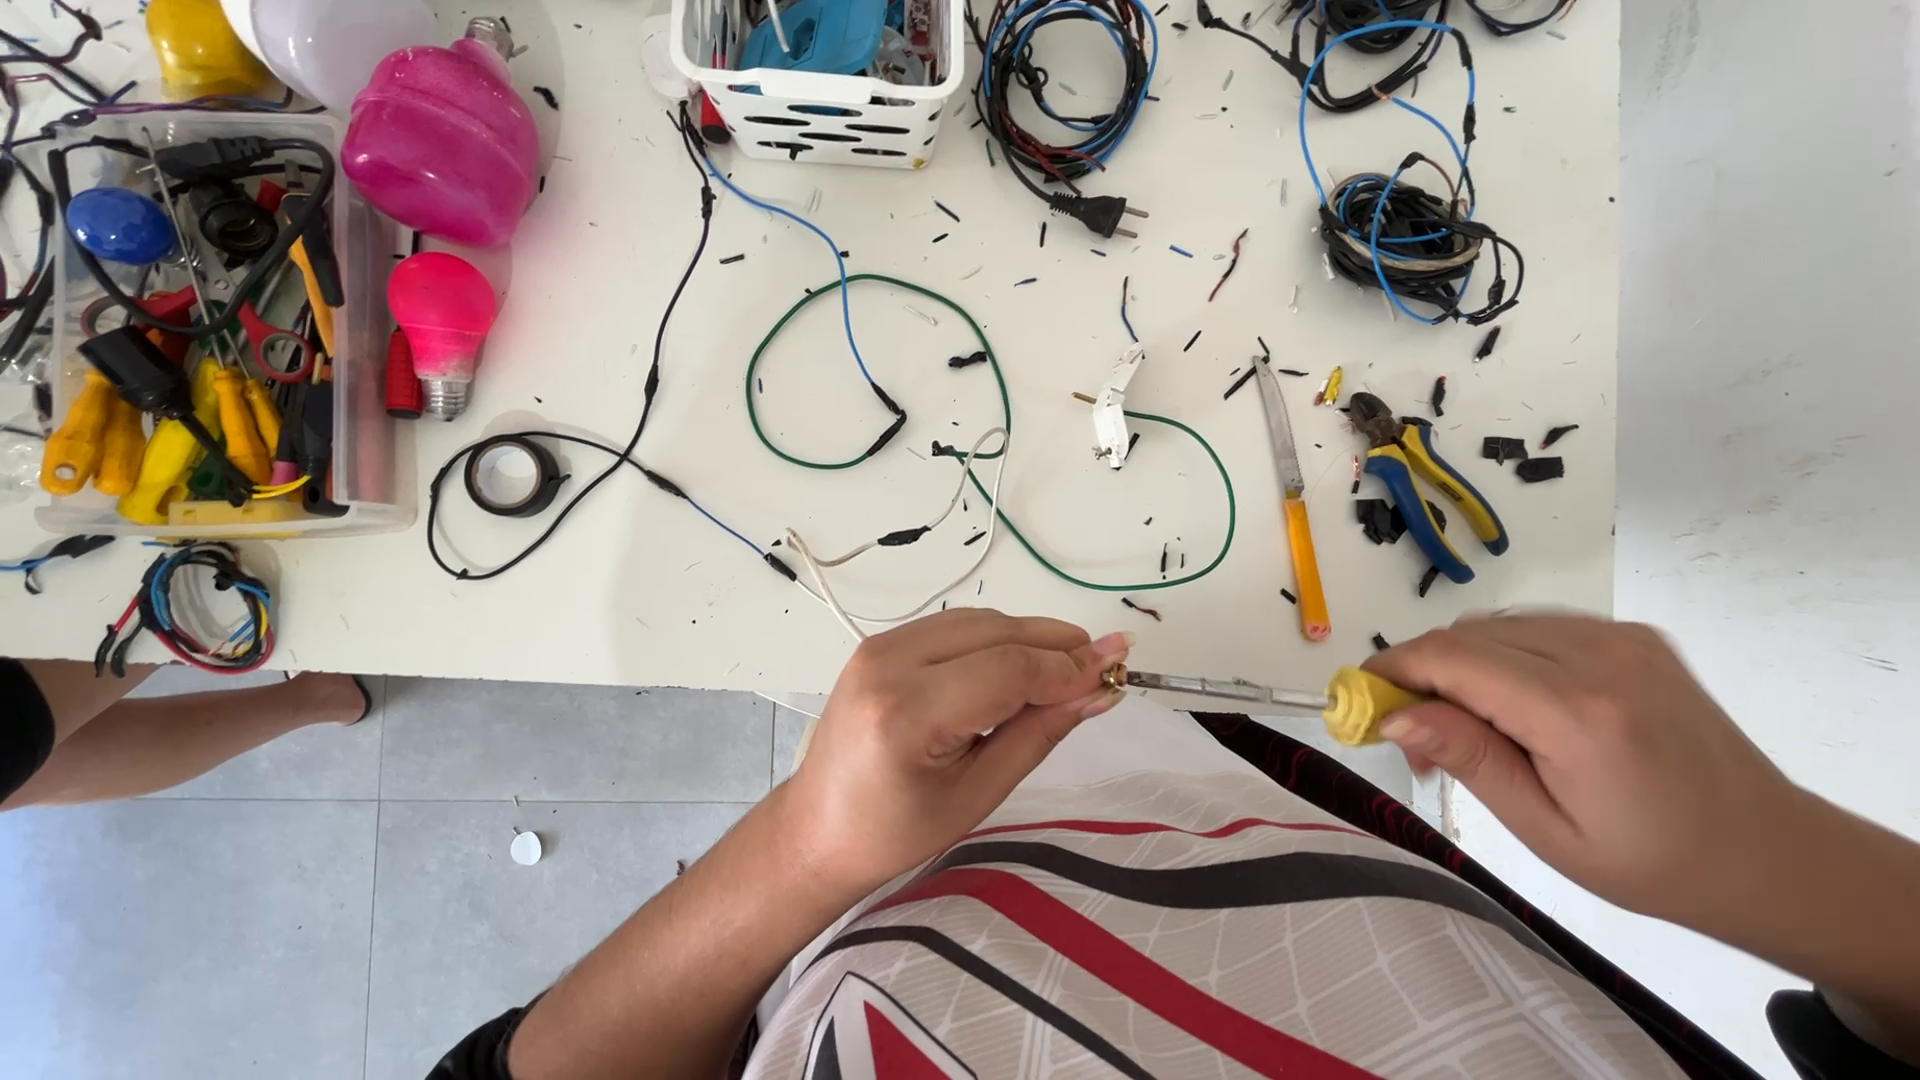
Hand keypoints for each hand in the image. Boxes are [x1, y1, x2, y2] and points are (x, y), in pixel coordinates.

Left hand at [780, 609, 1131, 893]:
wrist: (818, 828)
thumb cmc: (896, 832)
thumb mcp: (977, 794)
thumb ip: (1039, 734)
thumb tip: (1098, 691)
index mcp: (906, 713)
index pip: (1008, 669)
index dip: (1068, 668)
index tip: (1116, 670)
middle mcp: (888, 663)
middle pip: (995, 632)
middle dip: (1056, 644)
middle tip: (1105, 663)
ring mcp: (878, 646)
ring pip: (978, 620)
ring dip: (1028, 637)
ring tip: (1069, 667)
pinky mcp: (879, 643)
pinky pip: (954, 626)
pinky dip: (995, 638)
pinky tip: (1020, 663)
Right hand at [1365, 613, 1811, 926]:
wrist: (1774, 855)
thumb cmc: (1652, 862)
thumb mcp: (1545, 829)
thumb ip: (1469, 758)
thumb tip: (1391, 716)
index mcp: (1580, 712)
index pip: (1451, 657)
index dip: (1391, 671)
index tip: (1359, 703)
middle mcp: (1601, 656)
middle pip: (1465, 636)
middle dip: (1419, 676)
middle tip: (1413, 737)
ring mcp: (1621, 638)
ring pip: (1492, 627)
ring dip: (1456, 664)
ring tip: (1465, 726)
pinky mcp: (1631, 635)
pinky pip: (1531, 627)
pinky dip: (1497, 657)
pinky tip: (1510, 704)